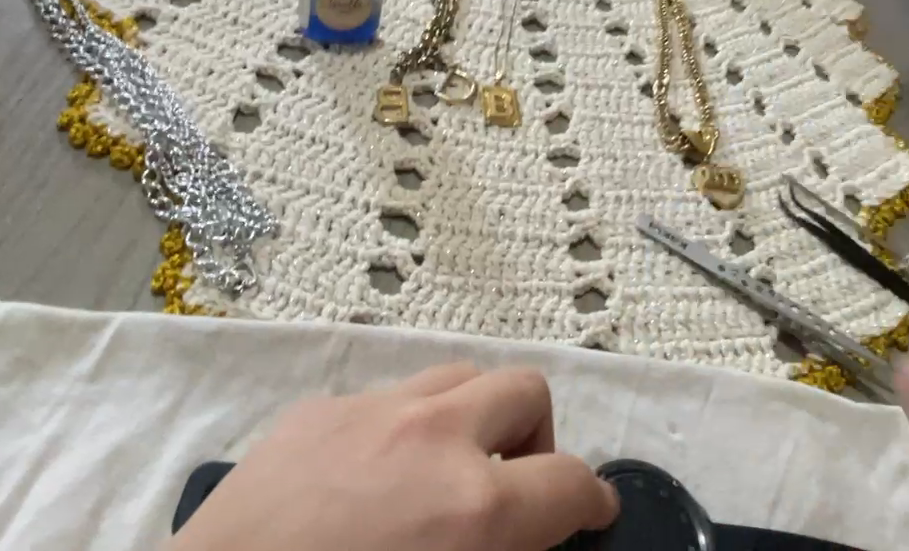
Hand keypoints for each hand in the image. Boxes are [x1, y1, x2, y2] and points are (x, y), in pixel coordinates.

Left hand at [171, 363, 618, 550]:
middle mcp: (432, 437)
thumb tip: (520, 531)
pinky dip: (399, 432)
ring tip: (444, 470)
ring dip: (472, 419)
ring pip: (458, 375)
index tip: (591, 510)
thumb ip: (497, 545)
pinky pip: (384, 400)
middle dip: (536, 437)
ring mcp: (370, 410)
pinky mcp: (316, 409)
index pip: (569, 481)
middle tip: (513, 486)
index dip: (592, 499)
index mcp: (471, 505)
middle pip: (525, 389)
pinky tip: (362, 482)